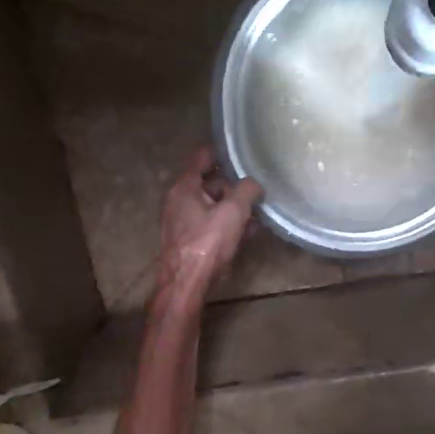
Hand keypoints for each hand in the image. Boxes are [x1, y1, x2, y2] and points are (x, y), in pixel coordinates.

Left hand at [157, 146, 261, 295]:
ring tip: (256, 214)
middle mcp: (177, 199)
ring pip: (211, 205)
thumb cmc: (207, 243)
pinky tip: (246, 233)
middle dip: (233, 186)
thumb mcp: (233, 212)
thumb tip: (255, 183)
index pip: (201, 156)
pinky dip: (226, 223)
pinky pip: (209, 222)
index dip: (221, 151)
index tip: (240, 149)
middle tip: (256, 189)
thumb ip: (247, 190)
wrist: (186, 284)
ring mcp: (180, 220)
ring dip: (233, 207)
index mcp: (184, 186)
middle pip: (209, 182)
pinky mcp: (186, 239)